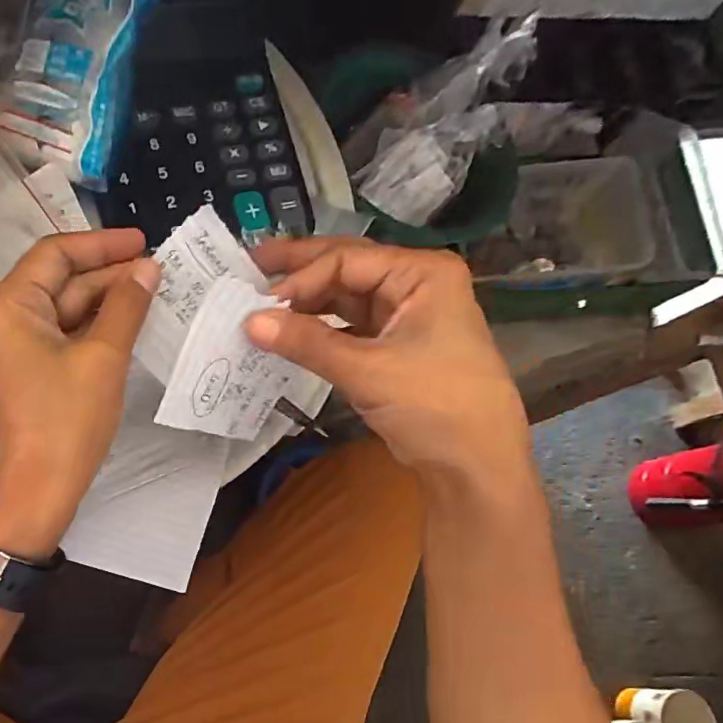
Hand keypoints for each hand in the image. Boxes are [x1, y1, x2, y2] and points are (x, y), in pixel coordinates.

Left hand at [0, 229, 159, 557]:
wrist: (43, 486)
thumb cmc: (68, 419)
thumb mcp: (103, 357)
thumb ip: (126, 305)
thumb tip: (147, 268)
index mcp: (10, 306)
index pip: (55, 254)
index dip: (101, 244)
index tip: (143, 241)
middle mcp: (8, 318)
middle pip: (60, 279)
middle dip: (108, 273)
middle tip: (158, 270)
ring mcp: (20, 346)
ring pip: (67, 307)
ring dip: (107, 299)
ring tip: (154, 291)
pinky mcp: (35, 368)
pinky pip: (67, 333)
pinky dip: (97, 325)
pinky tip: (132, 320)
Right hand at [247, 237, 531, 489]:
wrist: (473, 462)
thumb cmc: (433, 404)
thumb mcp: (367, 370)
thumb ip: (307, 342)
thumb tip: (249, 322)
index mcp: (421, 274)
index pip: (347, 260)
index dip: (301, 278)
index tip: (260, 303)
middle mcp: (413, 285)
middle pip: (346, 268)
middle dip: (299, 269)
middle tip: (251, 263)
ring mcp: (404, 317)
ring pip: (345, 298)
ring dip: (306, 302)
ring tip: (262, 301)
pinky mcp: (392, 347)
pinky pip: (348, 328)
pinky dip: (318, 330)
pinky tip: (289, 333)